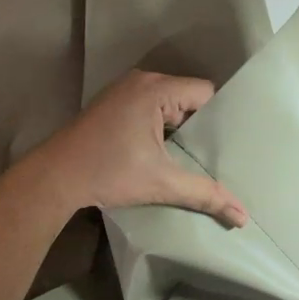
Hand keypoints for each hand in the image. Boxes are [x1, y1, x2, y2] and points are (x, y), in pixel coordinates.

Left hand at [18, 70, 248, 228]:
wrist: (54, 177)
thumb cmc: (108, 173)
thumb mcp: (162, 184)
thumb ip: (205, 195)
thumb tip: (243, 217)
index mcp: (156, 89)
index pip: (206, 93)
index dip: (220, 118)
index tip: (231, 144)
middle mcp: (142, 81)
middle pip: (188, 98)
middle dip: (201, 126)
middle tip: (220, 154)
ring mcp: (124, 91)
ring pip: (169, 106)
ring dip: (180, 129)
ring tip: (198, 157)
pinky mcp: (113, 105)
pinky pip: (150, 109)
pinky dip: (161, 128)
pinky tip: (168, 153)